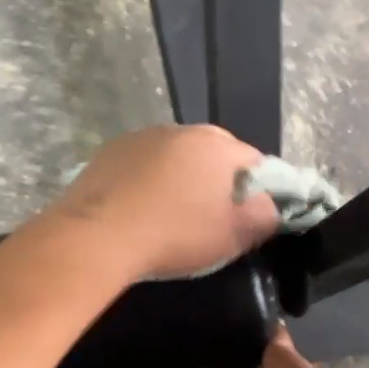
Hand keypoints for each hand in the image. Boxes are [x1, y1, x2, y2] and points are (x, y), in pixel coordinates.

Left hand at [45, 125, 280, 280]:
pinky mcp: (108, 151)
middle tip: (206, 219)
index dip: (256, 191)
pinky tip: (137, 209)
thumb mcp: (233, 235)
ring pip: (174, 157)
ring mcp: (140, 137)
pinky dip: (145, 181)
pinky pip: (140, 164)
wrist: (96, 237)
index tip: (244, 218)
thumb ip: (264, 216)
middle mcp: (180, 130)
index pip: (254, 162)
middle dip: (216, 181)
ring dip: (178, 179)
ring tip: (167, 216)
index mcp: (217, 144)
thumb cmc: (174, 235)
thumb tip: (271, 205)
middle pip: (212, 154)